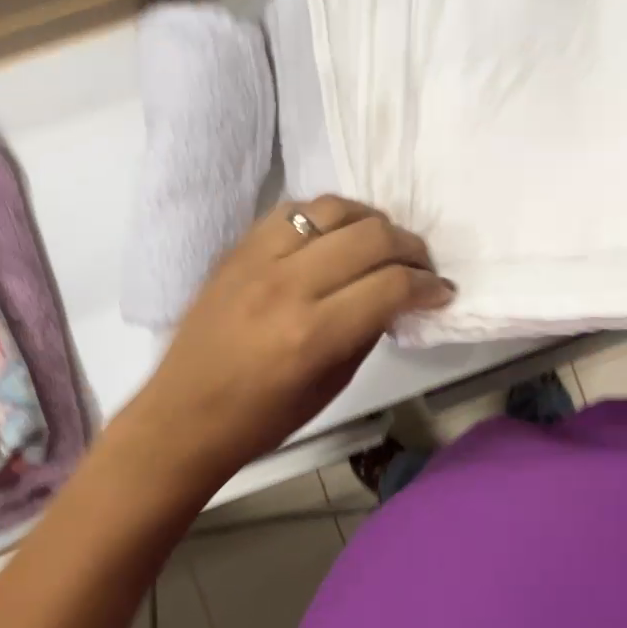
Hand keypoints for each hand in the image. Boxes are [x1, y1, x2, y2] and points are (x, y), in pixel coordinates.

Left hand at [119, 196, 453, 476]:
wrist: (184, 415)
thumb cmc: (263, 418)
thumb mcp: (332, 384)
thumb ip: (367, 332)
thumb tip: (397, 297)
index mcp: (313, 333)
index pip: (392, 284)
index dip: (428, 285)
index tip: (441, 292)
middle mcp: (287, 285)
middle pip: (371, 236)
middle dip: (410, 247)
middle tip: (421, 267)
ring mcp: (257, 260)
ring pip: (332, 209)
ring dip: (371, 221)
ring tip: (383, 243)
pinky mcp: (237, 249)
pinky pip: (293, 212)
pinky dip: (326, 217)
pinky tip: (336, 237)